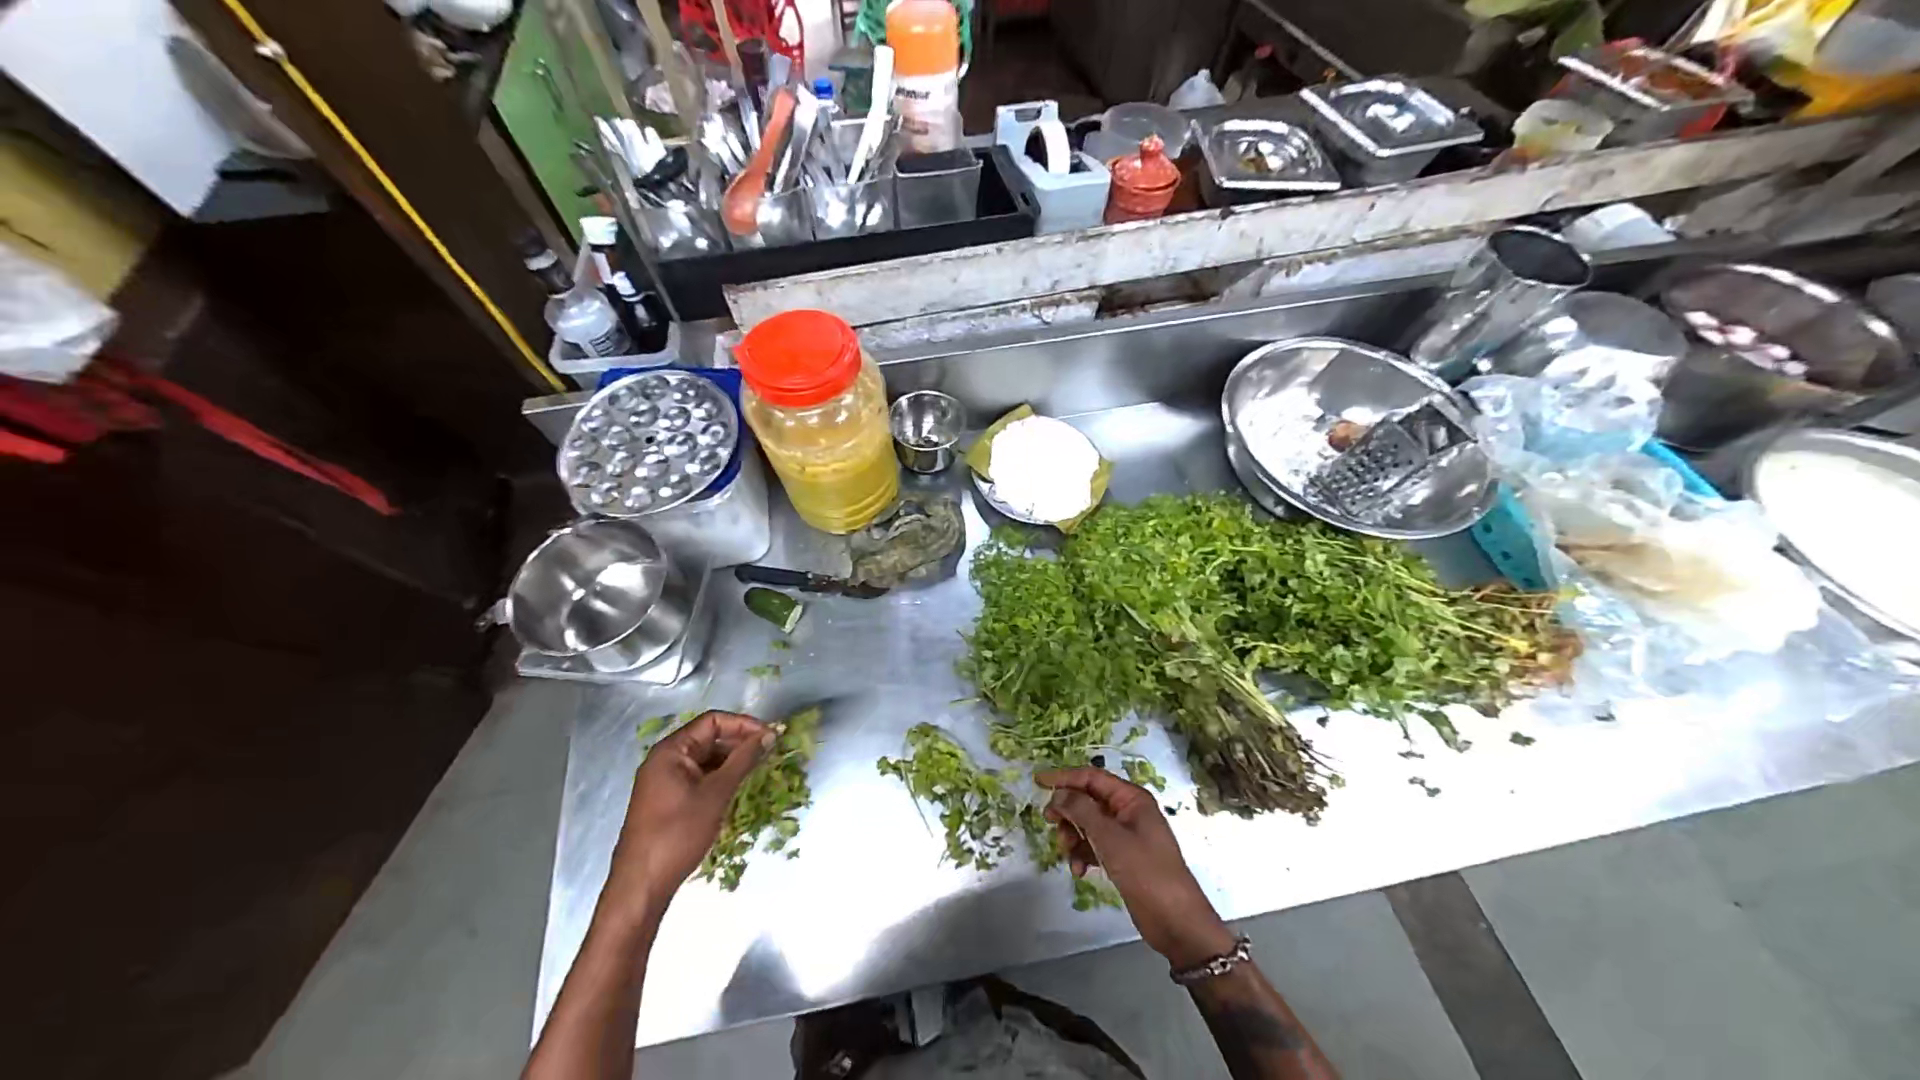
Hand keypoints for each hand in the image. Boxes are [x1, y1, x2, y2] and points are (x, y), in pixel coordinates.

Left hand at [603, 710, 771, 920]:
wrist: (642, 883)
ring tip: (759, 768)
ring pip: (705, 758)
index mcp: (671, 750)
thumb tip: (769, 734)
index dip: (743, 724)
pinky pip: (699, 776)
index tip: (770, 736)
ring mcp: (664, 780)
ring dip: (732, 760)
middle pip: (708, 737)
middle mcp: (665, 759)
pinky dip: (720, 776)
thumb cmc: (678, 833)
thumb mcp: (717, 793)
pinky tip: (738, 786)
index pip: (712, 721)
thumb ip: (744, 760)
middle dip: (740, 741)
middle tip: (769, 751)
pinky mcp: (668, 799)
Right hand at [1038, 767, 1236, 969]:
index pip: (1092, 777)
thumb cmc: (1145, 871)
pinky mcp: (1122, 857)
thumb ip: (1081, 810)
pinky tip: (1078, 870)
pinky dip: (1082, 854)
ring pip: (1087, 824)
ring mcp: (1125, 835)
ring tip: (1068, 854)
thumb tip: (1058, 793)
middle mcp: (1127, 811)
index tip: (1038, 781)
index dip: (1064, 777)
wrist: (1175, 920)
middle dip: (1068, 811)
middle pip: (1087, 800)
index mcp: (1131, 798)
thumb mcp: (1110, 837)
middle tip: (1049, 822)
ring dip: (1073, 836)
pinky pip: (1093, 845)